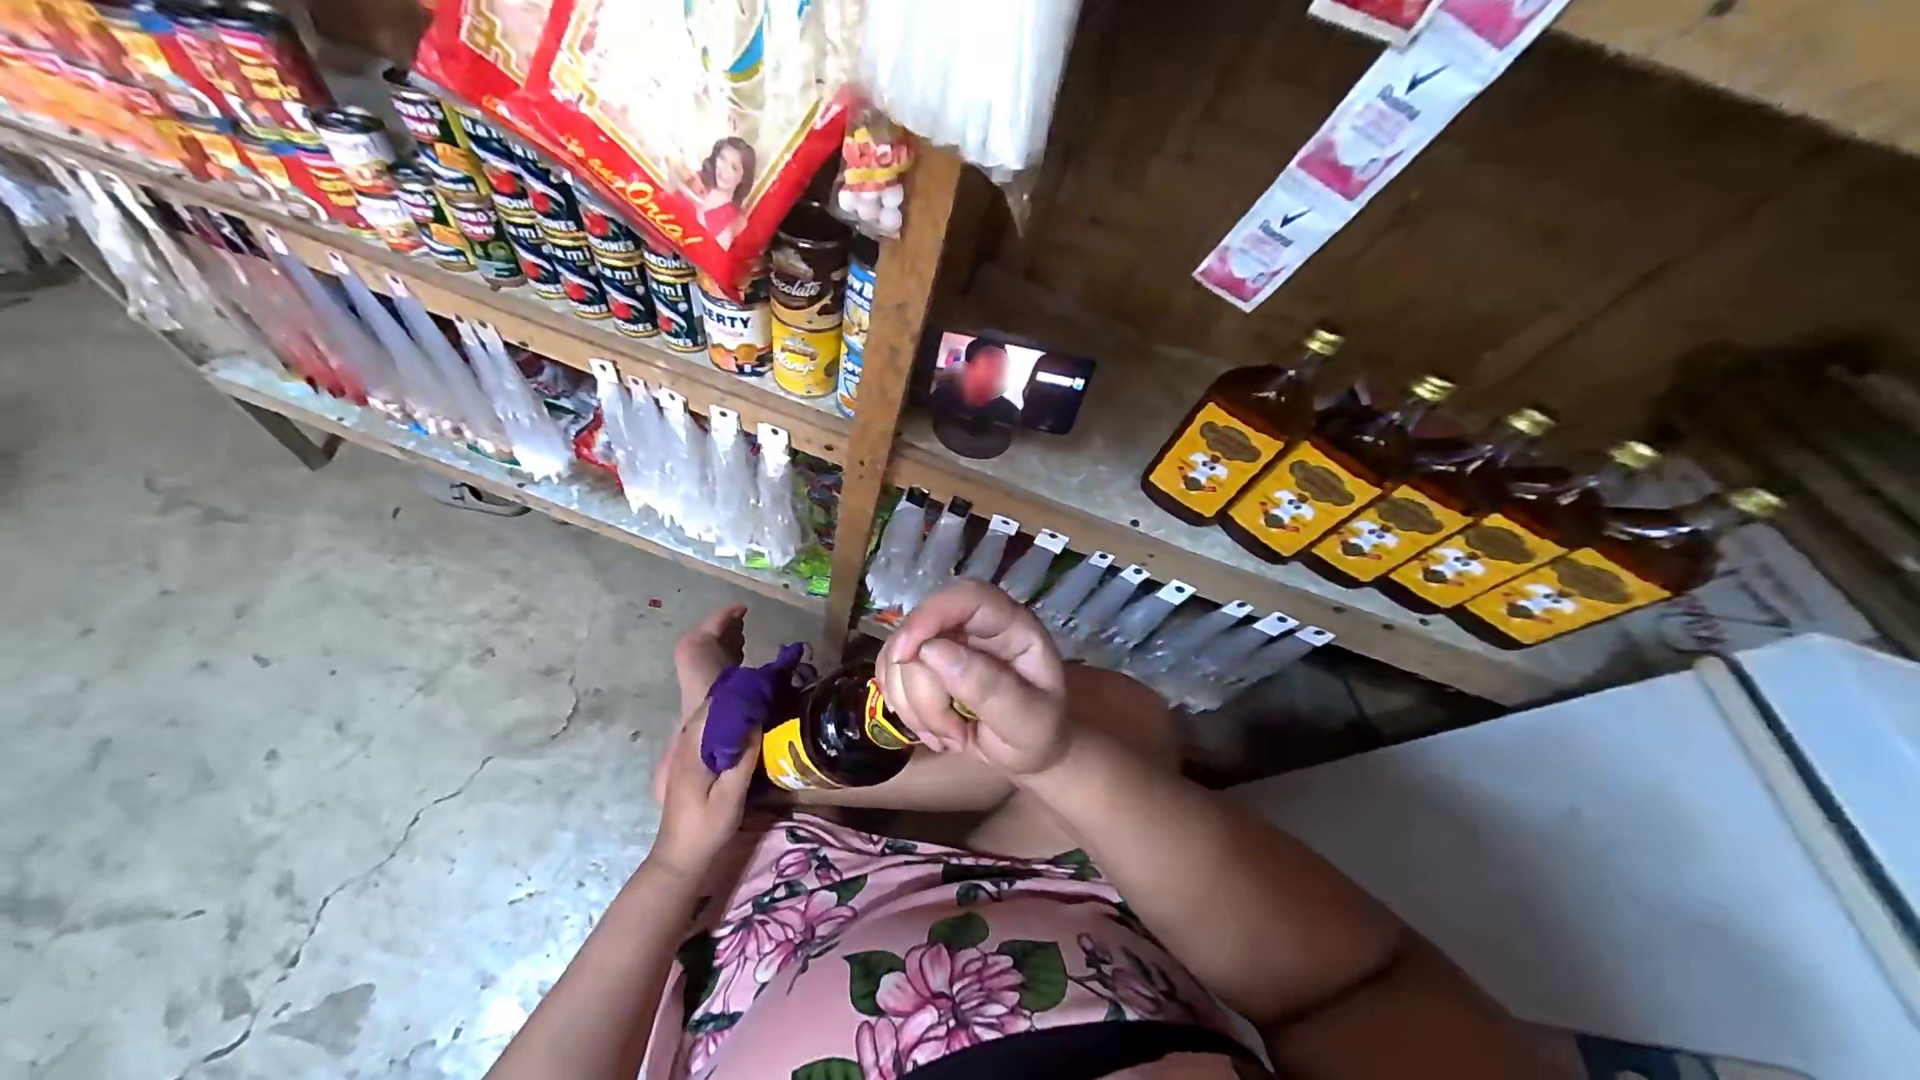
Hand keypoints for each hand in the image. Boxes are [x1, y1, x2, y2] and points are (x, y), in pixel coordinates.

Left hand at [650, 701, 757, 877]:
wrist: (679, 860)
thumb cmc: (706, 828)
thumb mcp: (731, 796)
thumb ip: (743, 758)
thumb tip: (756, 723)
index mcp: (692, 751)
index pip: (709, 709)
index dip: (733, 695)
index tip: (758, 687)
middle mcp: (684, 749)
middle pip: (706, 713)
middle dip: (732, 700)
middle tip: (762, 695)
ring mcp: (683, 758)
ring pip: (705, 724)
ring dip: (728, 714)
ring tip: (757, 708)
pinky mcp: (688, 767)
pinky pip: (706, 737)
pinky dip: (723, 728)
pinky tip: (742, 733)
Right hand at [877, 580, 1069, 776]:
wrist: (1028, 749)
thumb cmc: (1038, 731)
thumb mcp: (1027, 719)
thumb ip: (988, 687)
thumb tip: (933, 651)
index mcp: (1012, 625)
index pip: (968, 598)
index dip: (930, 615)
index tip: (905, 655)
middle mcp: (974, 625)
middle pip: (923, 634)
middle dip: (926, 693)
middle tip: (955, 734)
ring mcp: (945, 640)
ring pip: (899, 658)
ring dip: (915, 708)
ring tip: (952, 736)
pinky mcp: (922, 661)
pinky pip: (890, 674)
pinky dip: (903, 708)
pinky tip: (932, 730)